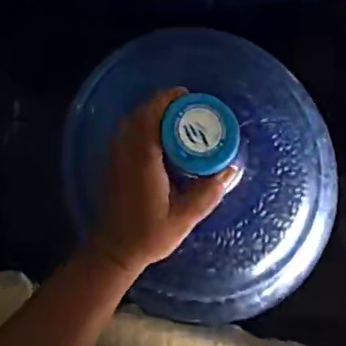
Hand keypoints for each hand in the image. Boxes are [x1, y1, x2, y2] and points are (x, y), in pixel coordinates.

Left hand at [89, 88, 237, 275]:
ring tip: (179, 117)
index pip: (152, 115)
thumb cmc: (148, 235)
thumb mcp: (184, 218)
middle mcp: (126, 149)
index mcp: (142, 157)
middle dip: (164, 104)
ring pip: (133, 120)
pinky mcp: (114, 160)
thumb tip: (231, 170)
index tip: (188, 95)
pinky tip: (162, 135)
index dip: (168, 100)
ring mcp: (116, 154)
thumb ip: (208, 193)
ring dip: (153, 112)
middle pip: (142, 113)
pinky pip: (129, 130)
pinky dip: (144, 124)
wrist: (113, 249)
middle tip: (189, 106)